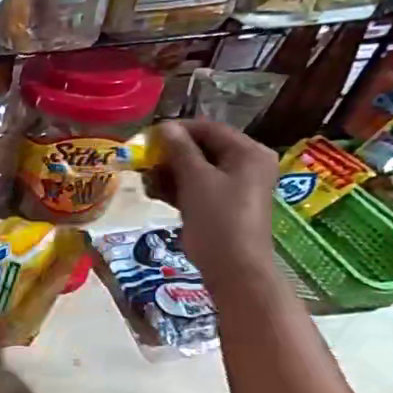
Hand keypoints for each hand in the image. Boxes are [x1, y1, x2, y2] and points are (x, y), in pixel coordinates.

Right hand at [151, 120, 280, 284]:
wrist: (233, 265)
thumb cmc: (219, 218)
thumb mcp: (197, 180)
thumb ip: (180, 151)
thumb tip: (164, 127)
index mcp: (248, 153)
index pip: (210, 129)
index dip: (178, 130)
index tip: (147, 137)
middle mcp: (245, 164)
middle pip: (202, 148)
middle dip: (170, 154)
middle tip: (143, 161)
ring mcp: (234, 185)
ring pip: (196, 168)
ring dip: (168, 172)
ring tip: (145, 180)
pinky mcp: (221, 203)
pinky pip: (196, 186)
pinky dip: (176, 187)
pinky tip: (154, 193)